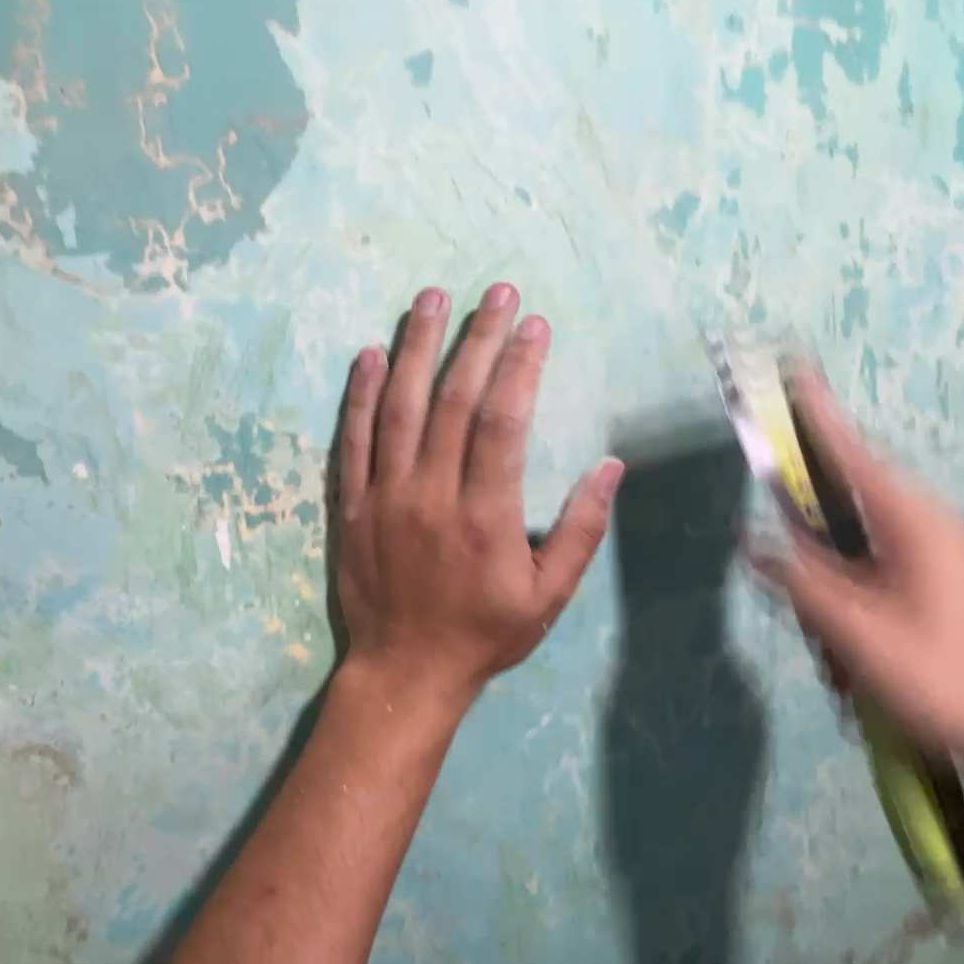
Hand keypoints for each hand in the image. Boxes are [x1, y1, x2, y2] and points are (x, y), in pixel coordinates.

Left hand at [333, 283, 623, 713]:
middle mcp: (431, 494)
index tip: (534, 325)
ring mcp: (384, 496)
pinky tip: (371, 355)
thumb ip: (581, 531)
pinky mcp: (352, 505)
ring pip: (400, 408)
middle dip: (477, 339)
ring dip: (417, 348)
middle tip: (495, 291)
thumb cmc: (484, 635)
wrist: (404, 672)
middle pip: (454, 401)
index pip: (503, 422)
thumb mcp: (549, 597)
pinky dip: (360, 395)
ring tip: (432, 299)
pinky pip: (352, 441)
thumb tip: (611, 467)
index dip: (519, 367)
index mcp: (484, 515)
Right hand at [751, 368, 963, 782]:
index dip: (816, 412)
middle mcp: (923, 528)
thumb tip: (752, 541)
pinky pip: (867, 582)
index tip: (791, 368)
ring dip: (828, 606)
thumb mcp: (858, 633)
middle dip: (810, 565)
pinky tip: (856, 669)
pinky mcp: (930, 587)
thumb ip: (799, 581)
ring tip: (846, 666)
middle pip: (839, 512)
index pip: (851, 452)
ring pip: (847, 557)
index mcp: (913, 522)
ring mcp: (929, 559)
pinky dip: (848, 618)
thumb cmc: (944, 680)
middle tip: (821, 629)